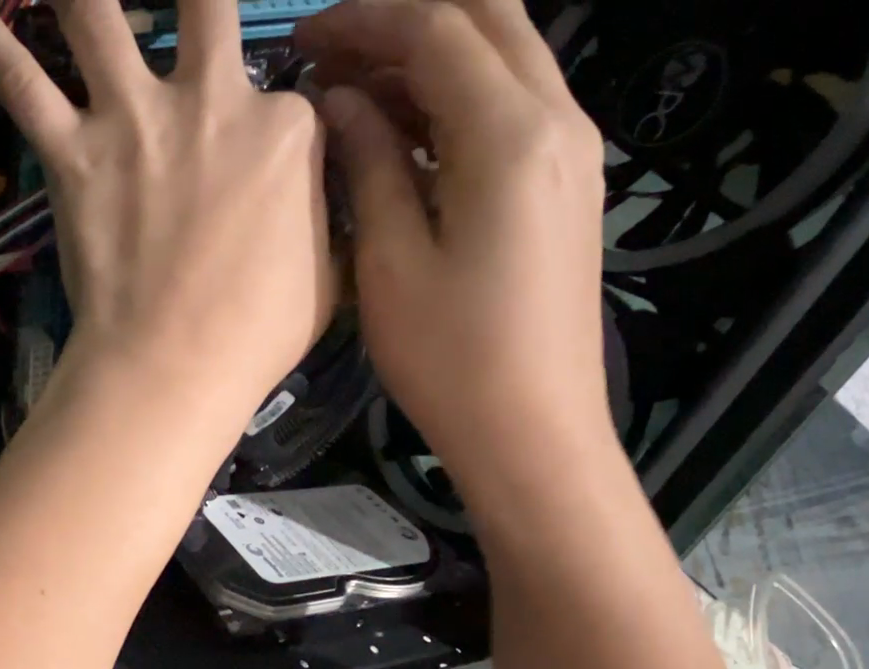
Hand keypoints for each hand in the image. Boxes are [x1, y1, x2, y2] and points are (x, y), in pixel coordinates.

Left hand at [0, 0, 337, 417]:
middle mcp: (210, 100)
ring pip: (96, 13)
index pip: (282, 96)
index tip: (255, 162)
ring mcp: (134, 121)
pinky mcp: (71, 154)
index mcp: (285, 129)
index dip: (268, 126)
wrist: (171, 366)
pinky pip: (20, 82)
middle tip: (189, 0)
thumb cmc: (256, 336)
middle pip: (205, 1)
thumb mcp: (330, 272)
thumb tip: (313, 193)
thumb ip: (319, 212)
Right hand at [297, 0, 609, 478]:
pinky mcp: (563, 184)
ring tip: (351, 91)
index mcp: (509, 136)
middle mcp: (557, 120)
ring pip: (503, 57)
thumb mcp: (390, 262)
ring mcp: (569, 150)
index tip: (299, 39)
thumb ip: (370, 165)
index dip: (364, 22)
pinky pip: (511, 105)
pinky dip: (454, 98)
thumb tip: (341, 102)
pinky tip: (398, 131)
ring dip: (428, 57)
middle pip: (485, 18)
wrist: (532, 429)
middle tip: (327, 55)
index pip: (436, 30)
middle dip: (401, 22)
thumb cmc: (450, 357)